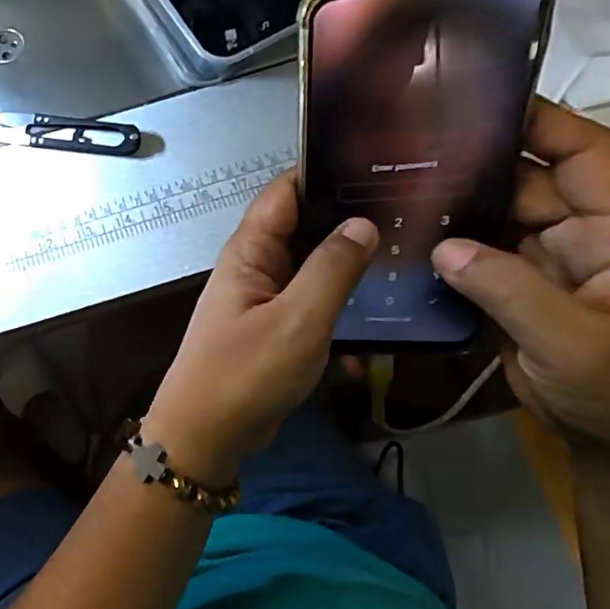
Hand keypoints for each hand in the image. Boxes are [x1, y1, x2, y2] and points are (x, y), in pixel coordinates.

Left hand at [145, 170, 375, 485]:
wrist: (205, 440)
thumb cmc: (244, 375)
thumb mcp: (297, 320)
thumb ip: (332, 269)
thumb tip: (363, 224)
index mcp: (251, 250)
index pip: (287, 190)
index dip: (325, 172)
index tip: (374, 168)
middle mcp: (258, 265)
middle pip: (306, 227)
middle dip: (349, 222)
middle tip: (404, 215)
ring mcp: (268, 297)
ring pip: (316, 269)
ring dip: (352, 271)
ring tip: (403, 262)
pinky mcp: (278, 328)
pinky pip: (316, 306)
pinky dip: (342, 313)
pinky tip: (379, 327)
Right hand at [430, 100, 609, 493]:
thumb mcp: (588, 350)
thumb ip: (514, 294)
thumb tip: (443, 247)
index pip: (587, 152)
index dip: (541, 122)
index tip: (479, 100)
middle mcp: (587, 234)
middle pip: (528, 179)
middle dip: (478, 161)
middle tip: (411, 145)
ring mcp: (547, 264)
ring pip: (496, 217)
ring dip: (455, 204)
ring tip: (396, 184)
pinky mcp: (517, 294)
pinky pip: (477, 258)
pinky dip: (446, 248)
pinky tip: (405, 235)